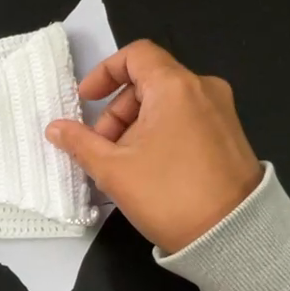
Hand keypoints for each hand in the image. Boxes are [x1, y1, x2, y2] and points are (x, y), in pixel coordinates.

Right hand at [45, 40, 263, 253]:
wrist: (234, 235)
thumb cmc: (168, 194)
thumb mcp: (113, 170)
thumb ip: (80, 143)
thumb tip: (55, 128)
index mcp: (176, 86)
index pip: (136, 54)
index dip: (104, 72)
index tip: (85, 100)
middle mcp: (204, 89)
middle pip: (149, 82)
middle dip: (117, 111)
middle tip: (101, 147)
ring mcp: (221, 112)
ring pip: (166, 103)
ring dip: (135, 126)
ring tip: (123, 165)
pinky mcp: (230, 135)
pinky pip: (186, 120)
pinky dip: (160, 134)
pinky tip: (147, 169)